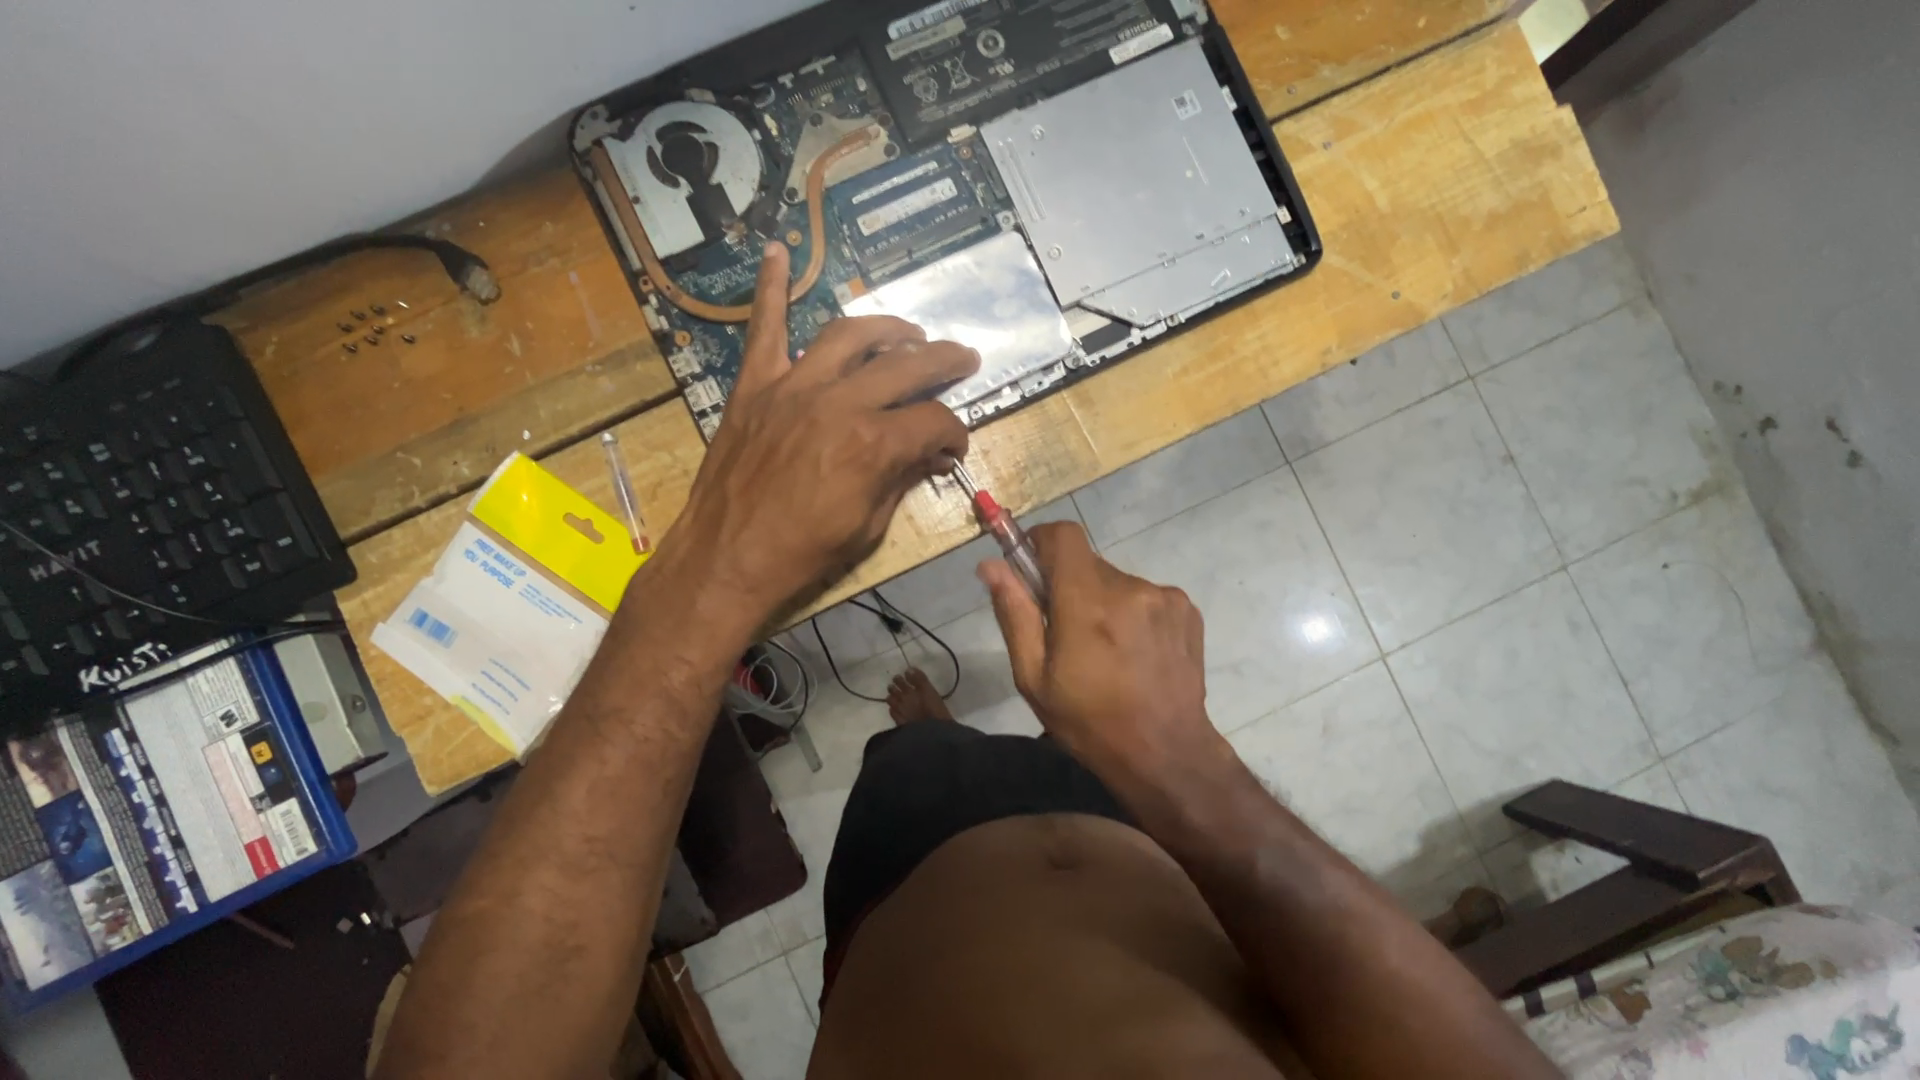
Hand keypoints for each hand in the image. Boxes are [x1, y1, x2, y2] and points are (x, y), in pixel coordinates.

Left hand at [649, 243, 979, 630]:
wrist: (725, 560)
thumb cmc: (802, 554)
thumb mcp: (868, 527)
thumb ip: (902, 479)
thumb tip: (930, 456)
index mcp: (872, 444)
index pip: (934, 421)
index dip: (954, 434)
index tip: (954, 448)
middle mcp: (839, 402)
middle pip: (906, 366)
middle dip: (944, 361)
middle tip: (965, 358)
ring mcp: (793, 387)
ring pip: (849, 335)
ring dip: (887, 327)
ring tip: (909, 332)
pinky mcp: (755, 386)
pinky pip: (764, 327)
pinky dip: (770, 288)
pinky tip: (776, 251)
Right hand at [980, 522, 1229, 793]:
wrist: (1165, 753)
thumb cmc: (1088, 721)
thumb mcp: (1034, 677)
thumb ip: (1014, 613)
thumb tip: (990, 565)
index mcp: (1087, 602)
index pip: (1062, 535)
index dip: (1041, 542)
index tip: (1032, 570)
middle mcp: (1129, 587)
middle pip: (1086, 563)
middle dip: (1069, 587)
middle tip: (1065, 634)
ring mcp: (1164, 597)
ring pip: (1116, 582)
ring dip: (1103, 603)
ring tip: (1105, 652)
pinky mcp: (1187, 610)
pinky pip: (1145, 596)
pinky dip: (1132, 615)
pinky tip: (1133, 654)